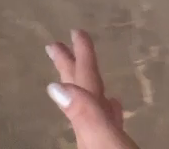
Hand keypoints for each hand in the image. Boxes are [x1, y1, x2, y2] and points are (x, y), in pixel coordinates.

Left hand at [47, 30, 137, 148]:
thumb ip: (87, 116)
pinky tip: (112, 103)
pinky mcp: (114, 145)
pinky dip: (105, 105)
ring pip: (91, 103)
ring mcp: (101, 137)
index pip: (83, 83)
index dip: (81, 56)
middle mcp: (91, 129)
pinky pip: (106, 118)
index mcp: (89, 123)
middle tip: (55, 45)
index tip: (74, 30)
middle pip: (79, 92)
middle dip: (69, 66)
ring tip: (79, 67)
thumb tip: (54, 87)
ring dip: (85, 81)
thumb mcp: (106, 142)